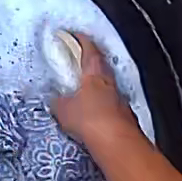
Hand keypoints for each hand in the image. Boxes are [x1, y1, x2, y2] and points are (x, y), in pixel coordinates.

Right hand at [50, 31, 144, 154]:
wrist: (117, 144)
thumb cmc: (89, 119)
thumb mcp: (62, 109)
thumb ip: (58, 101)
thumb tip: (56, 99)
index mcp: (95, 76)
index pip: (90, 52)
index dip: (83, 42)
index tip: (76, 35)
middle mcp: (110, 85)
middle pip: (101, 68)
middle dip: (91, 63)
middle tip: (80, 62)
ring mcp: (120, 102)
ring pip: (108, 87)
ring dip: (98, 86)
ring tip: (84, 90)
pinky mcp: (125, 119)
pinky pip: (111, 106)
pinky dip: (103, 105)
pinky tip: (94, 114)